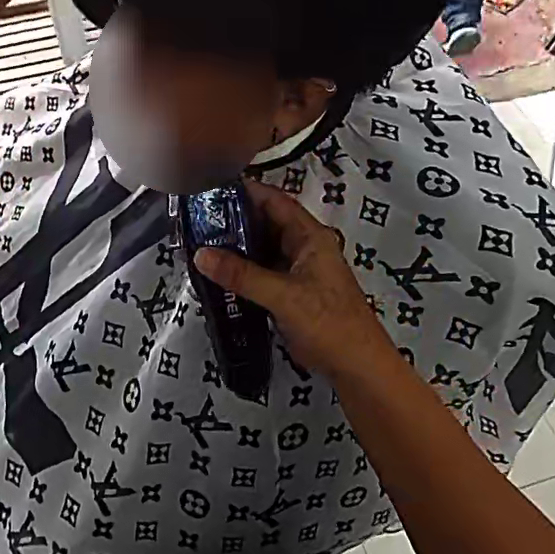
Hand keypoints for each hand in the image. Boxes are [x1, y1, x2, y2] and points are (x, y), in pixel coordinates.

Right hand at [193, 181, 403, 384]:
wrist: (356, 366)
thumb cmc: (328, 323)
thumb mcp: (282, 295)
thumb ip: (241, 275)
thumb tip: (200, 254)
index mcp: (311, 237)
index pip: (276, 201)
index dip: (247, 191)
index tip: (213, 187)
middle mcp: (305, 248)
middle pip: (267, 223)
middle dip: (235, 220)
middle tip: (198, 218)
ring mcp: (298, 271)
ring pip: (263, 249)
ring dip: (238, 247)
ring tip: (201, 242)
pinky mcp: (292, 293)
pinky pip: (263, 272)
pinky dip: (243, 271)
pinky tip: (218, 273)